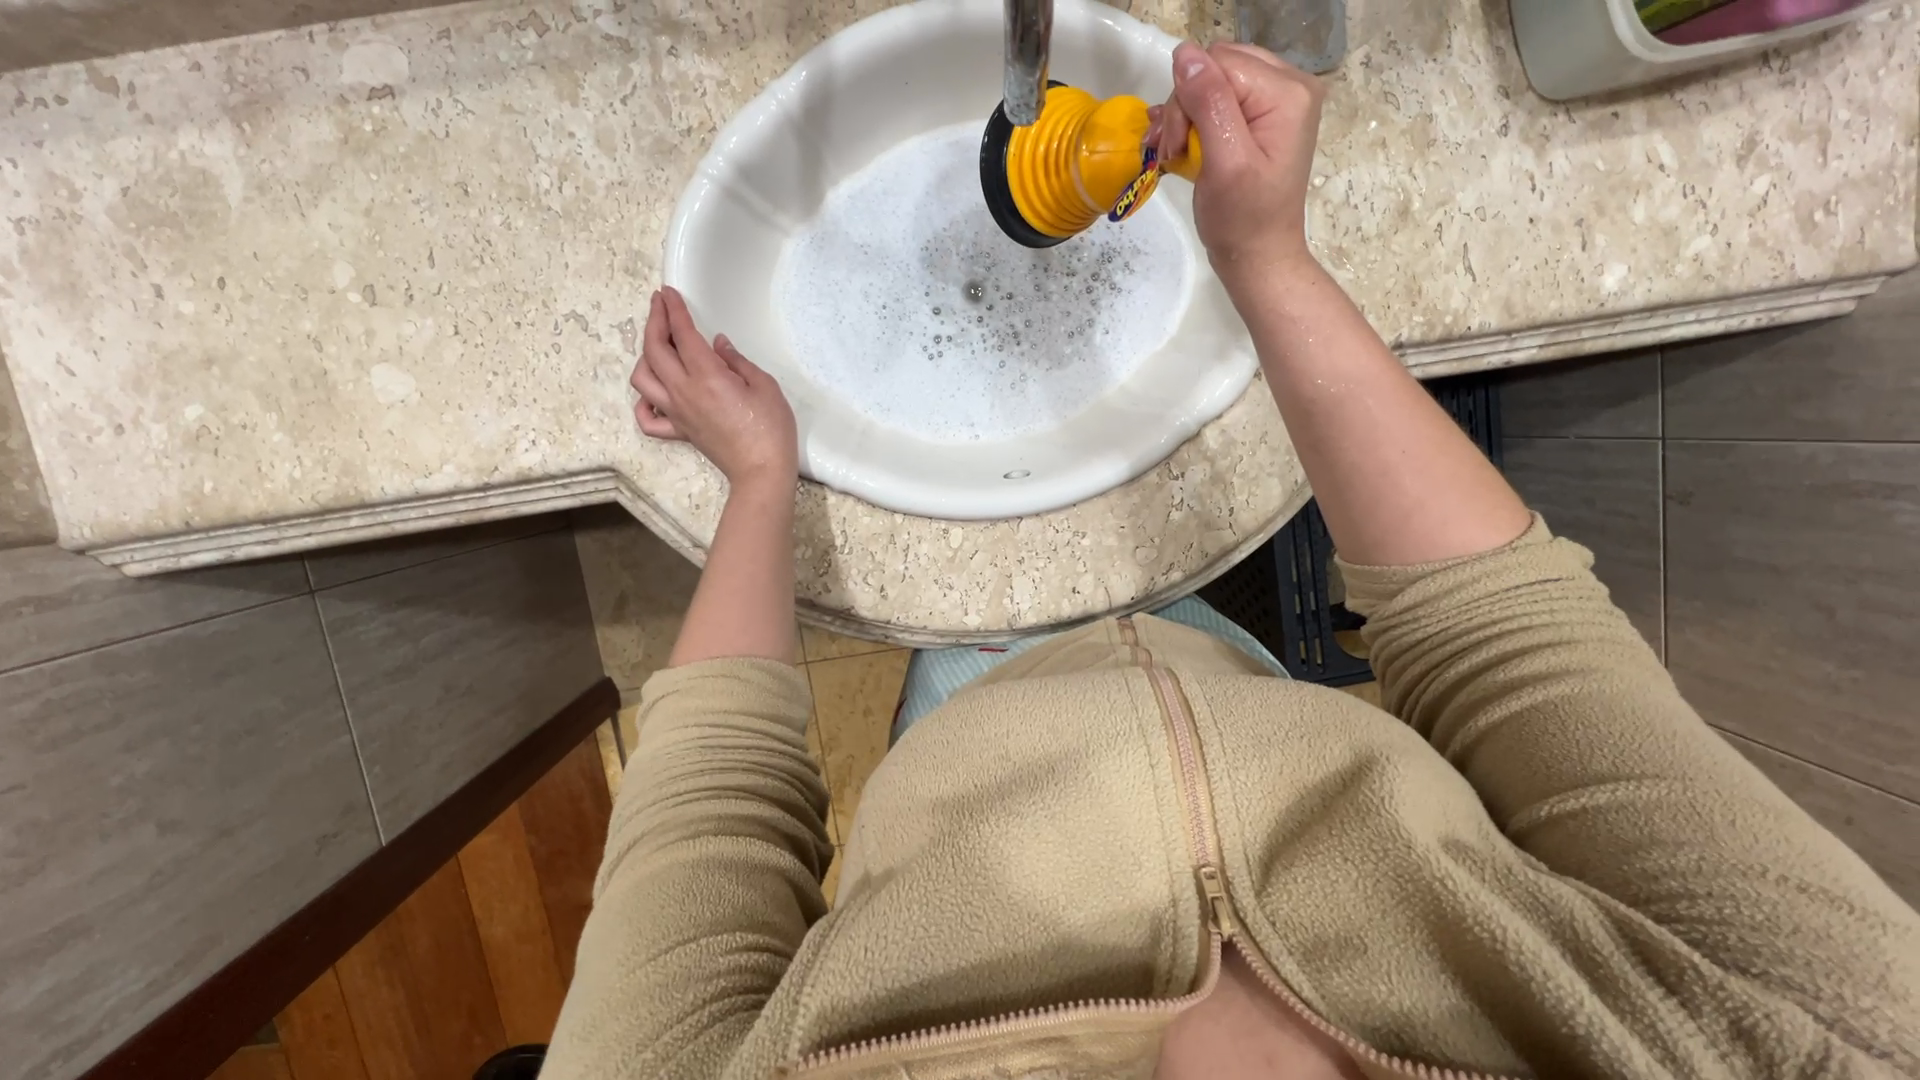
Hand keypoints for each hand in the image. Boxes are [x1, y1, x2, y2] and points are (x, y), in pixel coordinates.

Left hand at [630, 286, 798, 489]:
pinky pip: (648, 419)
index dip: (673, 310)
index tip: (668, 294)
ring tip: (659, 346)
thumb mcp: (764, 384)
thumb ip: (736, 361)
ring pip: (642, 379)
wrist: (762, 470)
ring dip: (645, 356)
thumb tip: (718, 345)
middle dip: (654, 321)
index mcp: (706, 376)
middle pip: (654, 349)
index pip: (682, 334)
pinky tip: (653, 395)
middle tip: (660, 306)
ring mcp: (677, 413)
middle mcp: (684, 392)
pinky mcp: (680, 432)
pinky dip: (643, 404)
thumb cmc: (770, 429)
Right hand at [1145, 42, 1324, 292]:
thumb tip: (1185, 53)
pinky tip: (1180, 146)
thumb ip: (1209, 103)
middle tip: (1172, 151)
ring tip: (1173, 153)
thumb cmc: (1242, 220)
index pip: (1219, 64)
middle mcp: (1289, 86)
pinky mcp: (1262, 119)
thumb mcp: (1224, 161)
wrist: (1259, 257)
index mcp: (1287, 92)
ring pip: (1213, 82)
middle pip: (1217, 67)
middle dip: (1185, 106)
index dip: (1186, 100)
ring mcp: (1277, 102)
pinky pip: (1220, 100)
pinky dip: (1194, 121)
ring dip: (1184, 116)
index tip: (1174, 147)